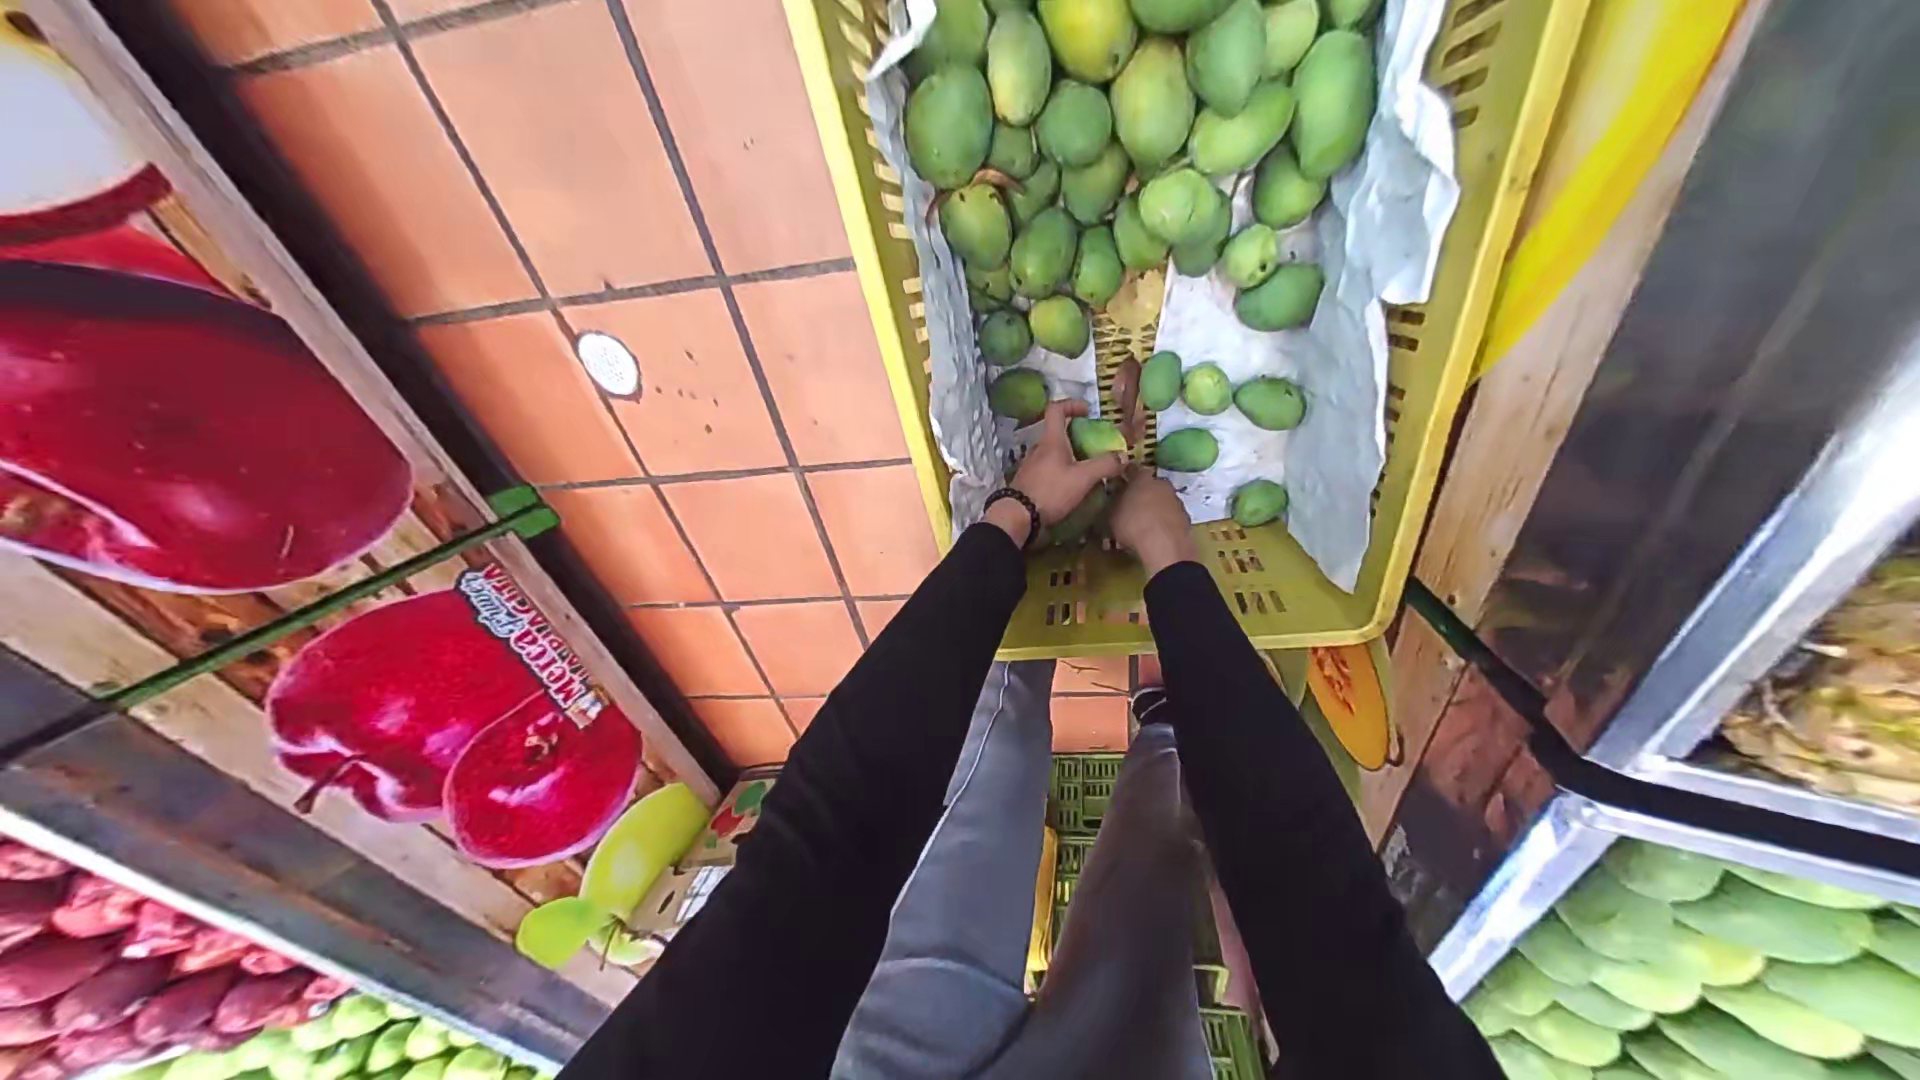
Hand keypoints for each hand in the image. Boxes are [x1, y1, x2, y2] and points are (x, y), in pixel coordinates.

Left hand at [985, 399, 1125, 547]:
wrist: (1017, 516)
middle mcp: (1038, 448)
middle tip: (1093, 444)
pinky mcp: (1028, 481)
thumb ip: (1104, 465)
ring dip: (1068, 454)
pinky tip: (1070, 484)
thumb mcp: (1083, 478)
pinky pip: (1046, 468)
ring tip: (1085, 467)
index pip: (1056, 409)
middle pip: (1056, 432)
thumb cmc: (1050, 491)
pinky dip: (1060, 469)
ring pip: (1052, 452)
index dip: (1072, 404)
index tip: (1087, 411)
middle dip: (1076, 434)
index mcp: (1051, 440)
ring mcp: (1030, 465)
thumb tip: (1123, 456)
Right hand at [1111, 466, 1196, 577]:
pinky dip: (1165, 520)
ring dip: (1156, 507)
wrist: (1165, 546)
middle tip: (1132, 504)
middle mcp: (1161, 484)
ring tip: (1145, 522)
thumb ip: (1112, 504)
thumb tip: (1112, 499)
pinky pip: (1171, 515)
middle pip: (1150, 484)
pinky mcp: (1186, 518)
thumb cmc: (1132, 526)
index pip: (1132, 470)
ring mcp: (1176, 500)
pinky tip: (1157, 532)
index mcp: (1142, 479)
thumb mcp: (1111, 516)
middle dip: (1142, 492)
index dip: (1126, 476)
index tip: (1119, 482)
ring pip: (1163, 499)